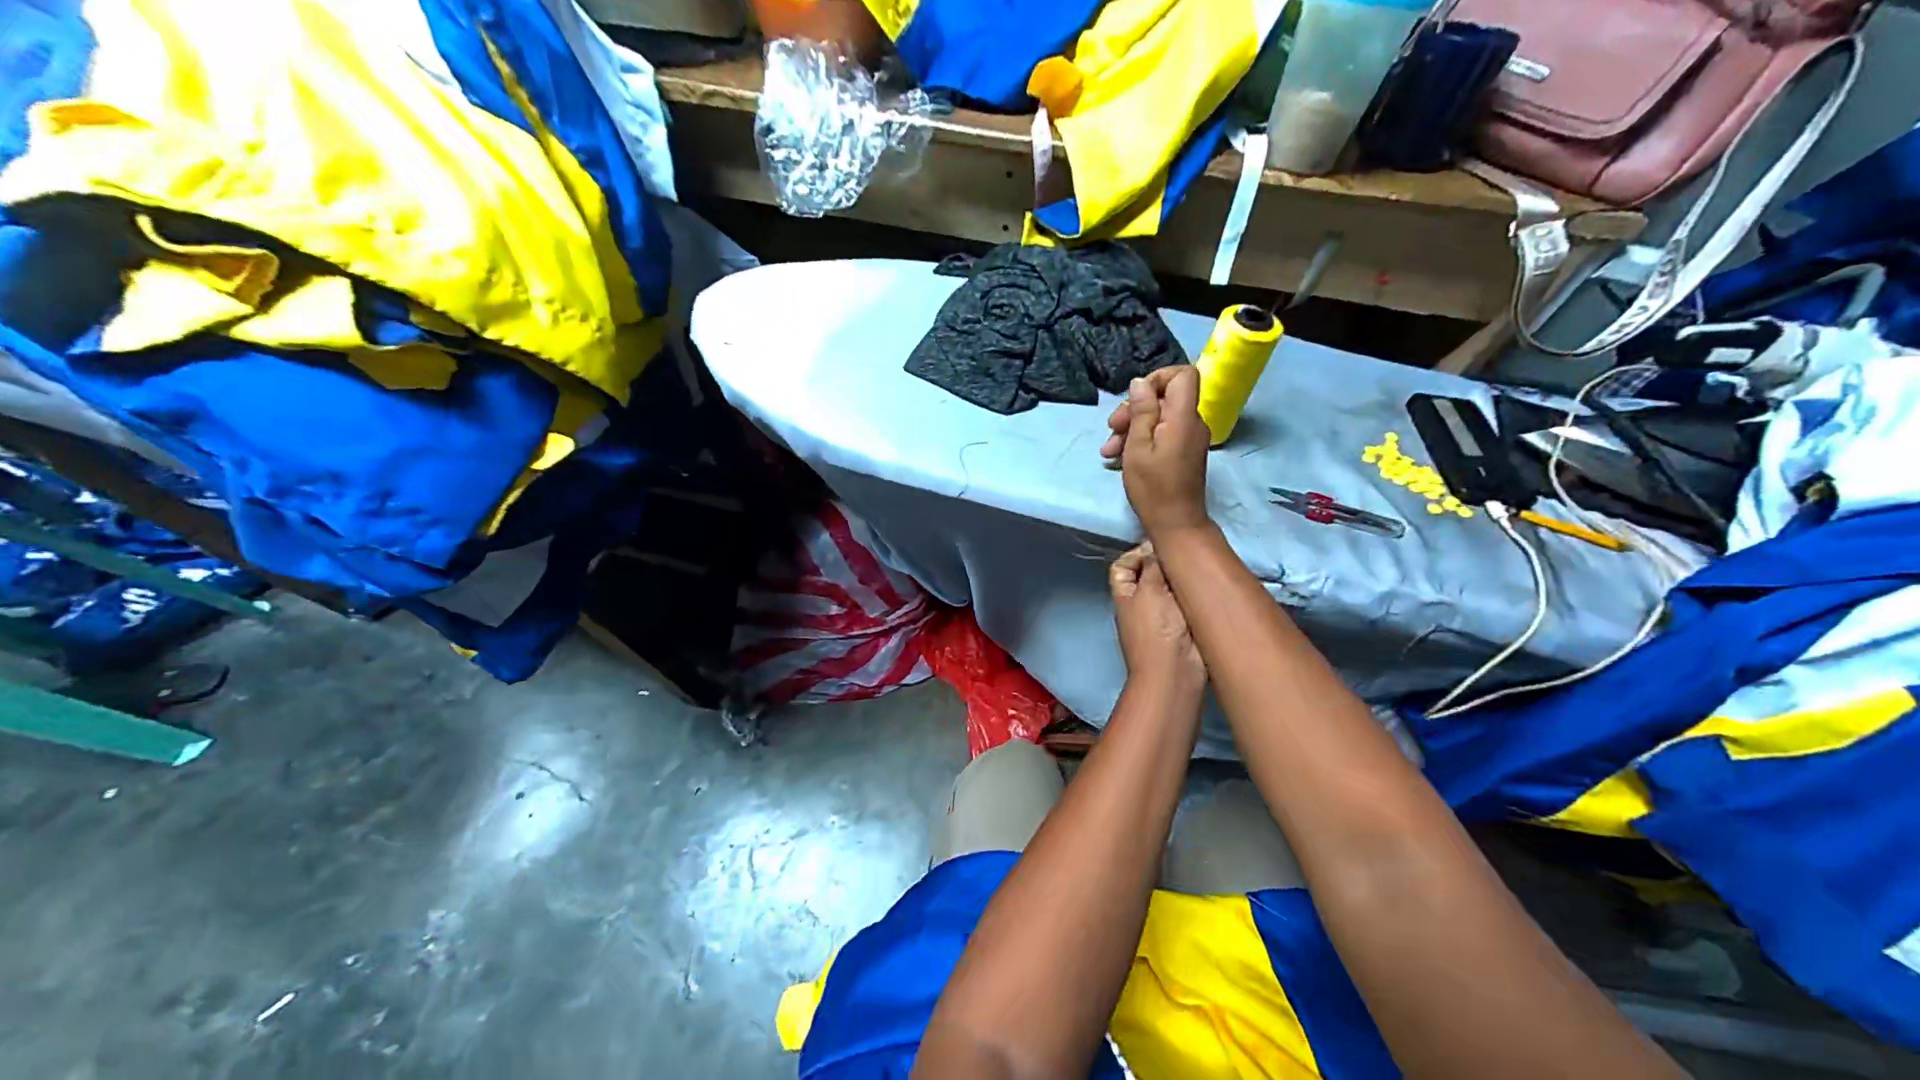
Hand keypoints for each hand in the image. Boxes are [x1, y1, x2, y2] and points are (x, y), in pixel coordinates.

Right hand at [1100, 366, 1210, 538]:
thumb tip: (1140, 382)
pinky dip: (1142, 439)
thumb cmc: (1153, 487)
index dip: (1158, 378)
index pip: (1184, 375)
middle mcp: (1192, 422)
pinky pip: (1164, 432)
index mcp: (1183, 417)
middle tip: (1112, 429)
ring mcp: (1190, 437)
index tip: (1135, 399)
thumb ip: (1141, 411)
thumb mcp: (1138, 447)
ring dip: (1133, 427)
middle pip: (1166, 396)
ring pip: (1160, 416)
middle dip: (1135, 408)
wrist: (1176, 524)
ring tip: (1110, 450)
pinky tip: (1120, 456)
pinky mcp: (1184, 451)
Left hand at [1111, 542, 1204, 688]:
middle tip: (1185, 554)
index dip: (1137, 553)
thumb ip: (1152, 565)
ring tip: (1199, 566)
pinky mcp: (1183, 625)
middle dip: (1165, 563)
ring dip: (1183, 578)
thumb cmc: (1157, 629)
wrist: (1176, 671)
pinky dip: (1195, 592)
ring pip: (1171, 586)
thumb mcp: (1150, 589)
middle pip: (1150, 574)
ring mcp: (1162, 615)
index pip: (1123, 565)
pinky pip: (1188, 601)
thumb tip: (1155, 548)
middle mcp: (1141, 602)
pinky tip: (1209, 584)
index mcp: (1125, 594)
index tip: (1159, 547)